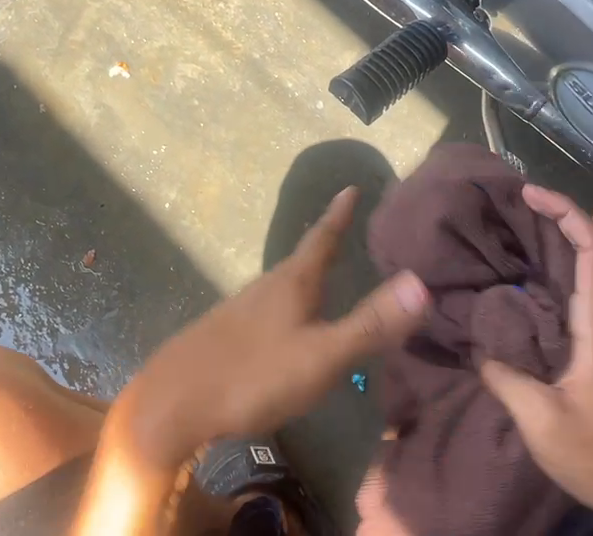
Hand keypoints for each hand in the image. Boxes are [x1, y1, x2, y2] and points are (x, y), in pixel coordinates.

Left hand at [120, 186, 430, 464]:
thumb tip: (421, 283)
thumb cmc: (253, 375)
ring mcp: (241, 311)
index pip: (322, 238)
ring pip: (282, 284)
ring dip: (305, 276)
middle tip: (344, 229)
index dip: (338, 214)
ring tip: (322, 276)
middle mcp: (267, 287)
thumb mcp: (322, 356)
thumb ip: (370, 325)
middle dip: (324, 244)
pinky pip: (267, 308)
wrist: (171, 405)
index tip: (349, 187)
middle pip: (302, 259)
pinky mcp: (226, 336)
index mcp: (293, 283)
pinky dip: (287, 305)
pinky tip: (286, 325)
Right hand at [478, 186, 592, 535]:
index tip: (529, 194)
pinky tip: (519, 287)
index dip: (565, 211)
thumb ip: (506, 379)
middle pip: (589, 249)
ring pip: (584, 272)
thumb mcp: (542, 422)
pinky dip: (552, 277)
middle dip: (552, 219)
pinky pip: (579, 295)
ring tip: (506, 237)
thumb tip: (477, 349)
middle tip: (507, 209)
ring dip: (551, 247)